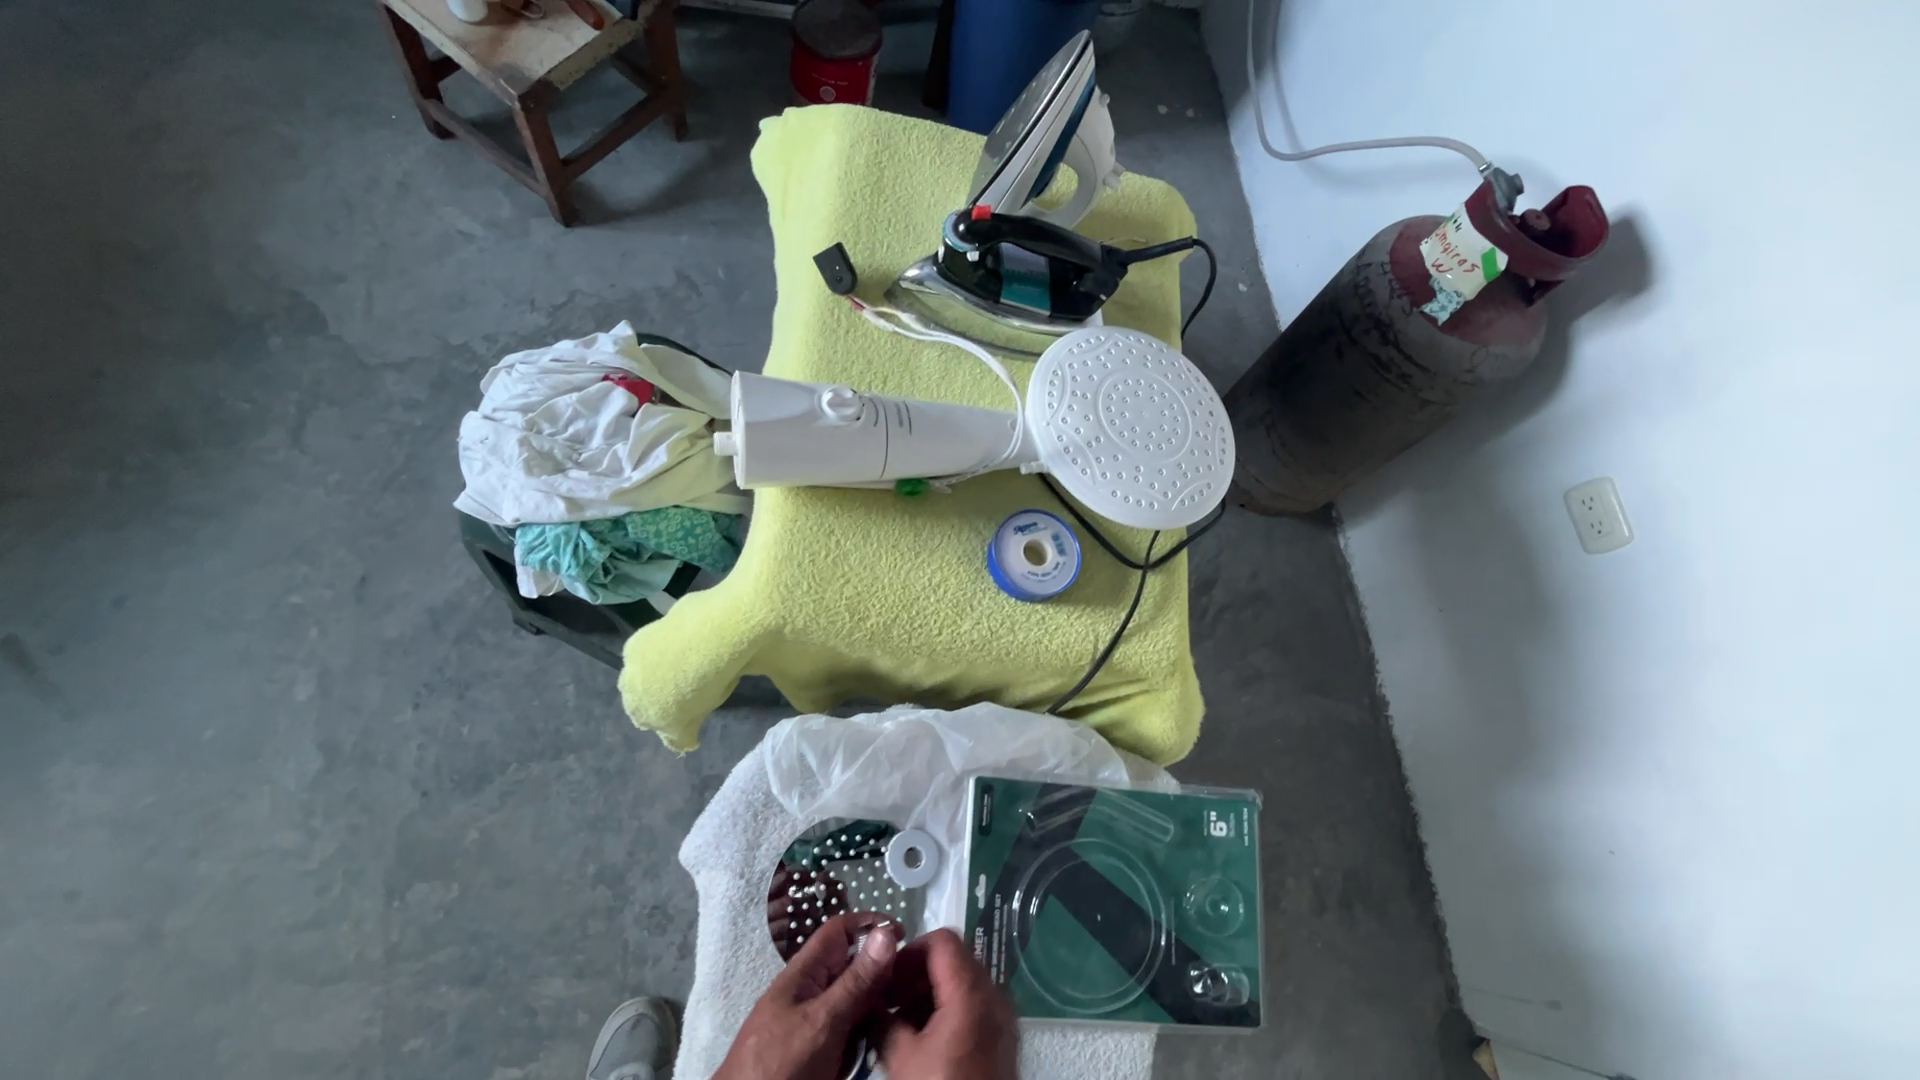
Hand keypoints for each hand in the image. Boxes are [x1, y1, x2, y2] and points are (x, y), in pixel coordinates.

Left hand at [714, 912, 899, 1079]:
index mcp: (805, 972)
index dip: (870, 925)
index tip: (905, 936)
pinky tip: (866, 1054)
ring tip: (885, 1029)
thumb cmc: (780, 1065)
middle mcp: (810, 991)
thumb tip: (887, 932)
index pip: (840, 931)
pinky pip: (848, 1033)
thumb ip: (857, 980)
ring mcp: (814, 1022)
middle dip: (878, 977)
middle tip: (905, 995)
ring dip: (871, 1014)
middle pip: (852, 967)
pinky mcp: (818, 1049)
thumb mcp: (824, 1021)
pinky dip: (860, 1041)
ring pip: (854, 1002)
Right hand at [879, 929, 1018, 1079]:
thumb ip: (882, 1019)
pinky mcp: (1003, 1036)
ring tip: (901, 1021)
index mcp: (970, 992)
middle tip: (888, 999)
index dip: (910, 951)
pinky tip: (923, 1036)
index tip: (887, 975)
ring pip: (963, 981)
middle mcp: (993, 994)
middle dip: (917, 973)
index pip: (942, 940)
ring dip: (930, 991)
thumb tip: (867, 999)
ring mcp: (1002, 1015)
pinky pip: (974, 1003)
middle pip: (953, 958)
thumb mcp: (901, 1058)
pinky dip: (949, 1007)